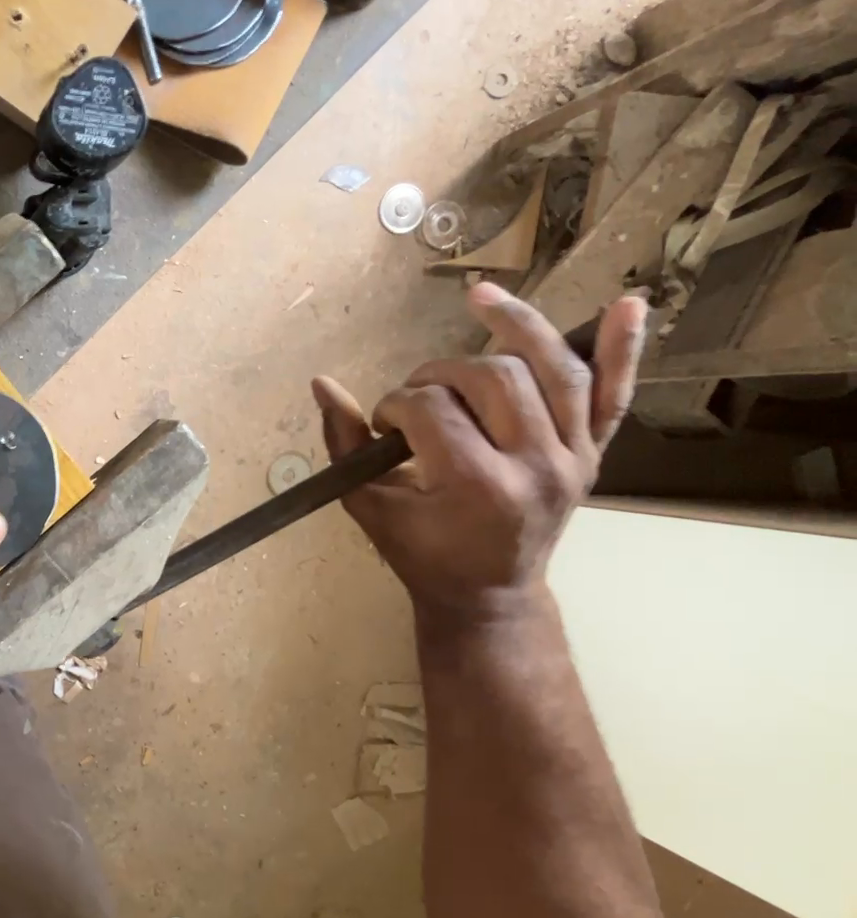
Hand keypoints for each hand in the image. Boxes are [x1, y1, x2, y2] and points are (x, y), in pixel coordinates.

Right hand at [312, 283, 647, 622]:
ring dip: (516, 327)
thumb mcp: (368, 505)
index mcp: (475, 484)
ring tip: (481, 298)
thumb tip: (321, 384)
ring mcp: (574, 456)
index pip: (431, 409)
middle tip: (416, 397)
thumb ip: (344, 444)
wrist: (488, 592)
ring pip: (552, 370)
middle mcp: (535, 463)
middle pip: (490, 378)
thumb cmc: (420, 553)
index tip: (381, 424)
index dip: (395, 404)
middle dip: (438, 374)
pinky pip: (615, 393)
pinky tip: (624, 303)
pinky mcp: (595, 453)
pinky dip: (623, 347)